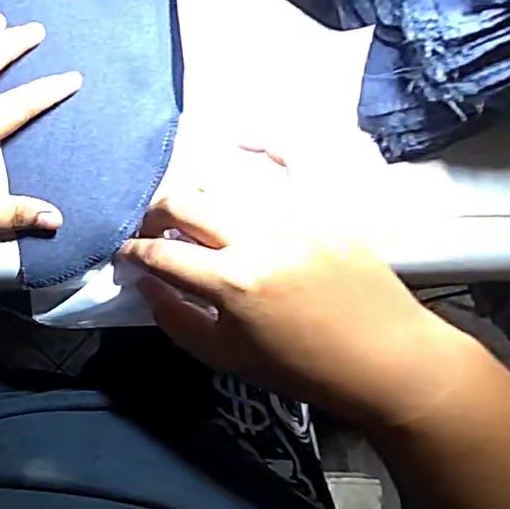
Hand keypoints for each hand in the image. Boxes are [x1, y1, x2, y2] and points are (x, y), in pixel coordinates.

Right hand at [116, 154, 485, 429]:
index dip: (132, 253)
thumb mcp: (224, 357)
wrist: (385, 361)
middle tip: (149, 230)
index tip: (124, 255)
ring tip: (189, 209)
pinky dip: (267, 143)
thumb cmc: (299, 367)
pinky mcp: (326, 206)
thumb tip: (147, 284)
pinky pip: (294, 159)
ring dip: (195, 192)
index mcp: (232, 282)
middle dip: (152, 214)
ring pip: (225, 181)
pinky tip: (245, 141)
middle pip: (184, 204)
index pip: (160, 254)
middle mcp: (259, 238)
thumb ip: (174, 318)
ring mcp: (296, 215)